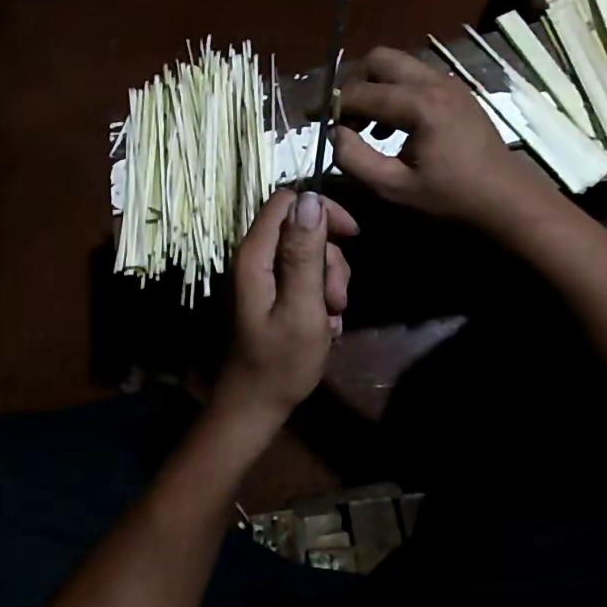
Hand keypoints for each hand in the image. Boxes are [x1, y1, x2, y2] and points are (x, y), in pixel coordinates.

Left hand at [218, 189, 357, 420]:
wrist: (256, 406)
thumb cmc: (280, 362)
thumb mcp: (302, 307)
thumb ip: (304, 254)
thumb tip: (310, 199)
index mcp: (255, 255)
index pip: (287, 201)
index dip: (321, 210)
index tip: (351, 236)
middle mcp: (255, 258)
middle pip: (302, 230)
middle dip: (330, 259)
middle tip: (336, 299)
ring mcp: (263, 277)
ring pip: (309, 255)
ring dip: (329, 283)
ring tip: (331, 320)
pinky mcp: (272, 293)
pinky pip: (305, 278)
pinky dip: (321, 298)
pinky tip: (324, 326)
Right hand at [331, 47, 552, 228]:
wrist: (507, 199)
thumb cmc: (451, 198)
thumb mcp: (395, 188)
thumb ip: (355, 159)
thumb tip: (335, 133)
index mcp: (420, 105)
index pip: (361, 92)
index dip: (332, 105)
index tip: (313, 120)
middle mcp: (434, 82)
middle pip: (379, 59)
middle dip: (353, 83)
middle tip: (342, 116)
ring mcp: (449, 82)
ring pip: (398, 64)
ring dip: (374, 87)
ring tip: (365, 126)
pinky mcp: (457, 91)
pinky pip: (415, 76)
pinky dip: (395, 91)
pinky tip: (392, 127)